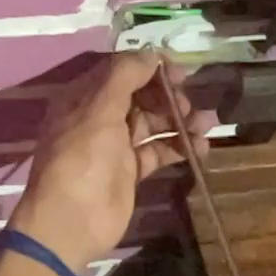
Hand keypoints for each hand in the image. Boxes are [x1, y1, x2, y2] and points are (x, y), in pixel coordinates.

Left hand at [7, 51, 216, 272]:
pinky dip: (179, 147)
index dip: (149, 67)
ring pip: (152, 122)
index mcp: (83, 97)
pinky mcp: (130, 171)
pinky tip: (201, 147)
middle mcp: (98, 117)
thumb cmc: (82, 158)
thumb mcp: (99, 108)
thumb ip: (124, 76)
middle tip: (187, 102)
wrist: (71, 221)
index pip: (120, 71)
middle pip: (139, 95)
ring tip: (204, 124)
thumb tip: (151, 54)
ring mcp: (114, 145)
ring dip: (180, 120)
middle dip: (167, 94)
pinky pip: (158, 151)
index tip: (178, 71)